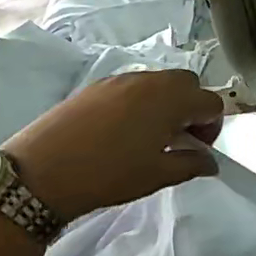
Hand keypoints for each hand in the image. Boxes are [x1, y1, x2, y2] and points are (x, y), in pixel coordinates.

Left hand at [3, 69, 223, 220]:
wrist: (43, 171)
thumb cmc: (109, 174)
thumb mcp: (157, 175)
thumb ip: (191, 164)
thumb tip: (210, 162)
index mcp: (170, 99)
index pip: (211, 101)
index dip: (212, 126)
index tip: (198, 149)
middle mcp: (148, 81)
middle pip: (187, 84)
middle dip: (192, 108)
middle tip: (180, 140)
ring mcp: (119, 80)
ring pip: (159, 83)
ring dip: (167, 104)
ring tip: (151, 138)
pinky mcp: (96, 86)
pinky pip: (132, 87)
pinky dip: (141, 102)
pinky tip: (123, 132)